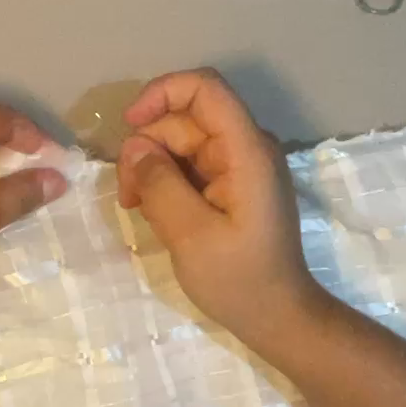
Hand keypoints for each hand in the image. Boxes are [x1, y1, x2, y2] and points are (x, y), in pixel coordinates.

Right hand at [117, 68, 328, 347]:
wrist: (277, 317)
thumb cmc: (238, 279)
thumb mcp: (190, 235)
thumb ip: (160, 184)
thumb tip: (135, 147)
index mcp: (247, 151)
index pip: (205, 89)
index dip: (162, 93)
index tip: (129, 126)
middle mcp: (246, 148)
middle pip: (185, 119)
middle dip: (147, 145)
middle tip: (128, 194)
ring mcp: (239, 167)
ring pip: (181, 143)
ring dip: (151, 167)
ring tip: (136, 207)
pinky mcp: (231, 186)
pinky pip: (189, 166)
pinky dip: (165, 182)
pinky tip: (152, 211)